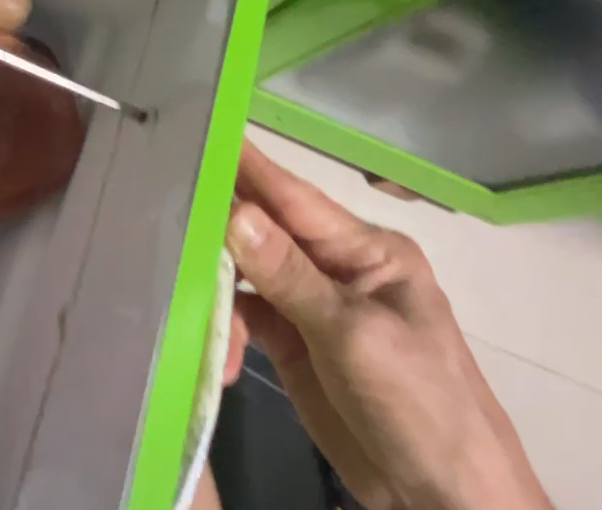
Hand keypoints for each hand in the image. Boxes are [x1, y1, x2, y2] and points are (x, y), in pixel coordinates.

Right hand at [225, 145, 551, 509]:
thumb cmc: (422, 407)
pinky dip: (220, 326)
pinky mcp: (286, 336)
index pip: (290, 194)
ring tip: (190, 313)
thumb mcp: (356, 337)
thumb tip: (233, 211)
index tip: (192, 129)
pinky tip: (217, 355)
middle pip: (256, 228)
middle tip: (157, 218)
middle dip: (212, 227)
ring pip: (238, 269)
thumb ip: (290, 275)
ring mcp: (305, 300)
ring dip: (212, 289)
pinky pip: (237, 311)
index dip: (242, 164)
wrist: (444, 500)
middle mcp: (329, 263)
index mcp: (363, 249)